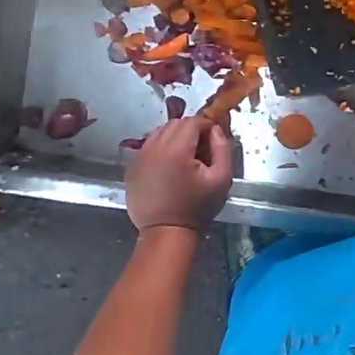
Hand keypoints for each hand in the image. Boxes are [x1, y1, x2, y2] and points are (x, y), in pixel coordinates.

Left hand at [125, 118, 233, 232]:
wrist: (166, 233)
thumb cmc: (197, 208)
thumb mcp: (221, 179)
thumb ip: (223, 148)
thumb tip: (215, 129)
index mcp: (176, 148)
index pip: (193, 121)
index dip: (206, 127)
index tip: (212, 143)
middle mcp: (154, 146)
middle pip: (175, 124)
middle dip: (190, 132)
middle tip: (199, 153)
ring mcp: (139, 156)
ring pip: (159, 133)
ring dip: (174, 139)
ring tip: (183, 161)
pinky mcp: (131, 167)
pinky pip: (148, 147)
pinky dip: (160, 150)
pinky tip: (167, 169)